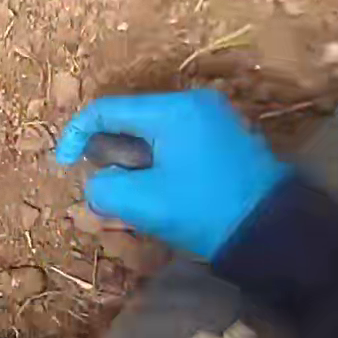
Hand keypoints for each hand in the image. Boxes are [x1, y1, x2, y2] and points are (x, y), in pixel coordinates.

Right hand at [55, 89, 290, 258]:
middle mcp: (192, 106)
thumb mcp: (144, 203)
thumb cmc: (205, 210)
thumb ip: (105, 188)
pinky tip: (154, 196)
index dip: (76, 135)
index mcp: (173, 110)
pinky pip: (172, 147)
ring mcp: (210, 122)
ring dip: (131, 166)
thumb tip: (99, 184)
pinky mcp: (220, 143)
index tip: (63, 165)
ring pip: (150, 137)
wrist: (275, 231)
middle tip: (103, 190)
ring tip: (129, 200)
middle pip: (129, 122)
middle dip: (108, 156)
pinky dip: (153, 167)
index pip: (107, 110)